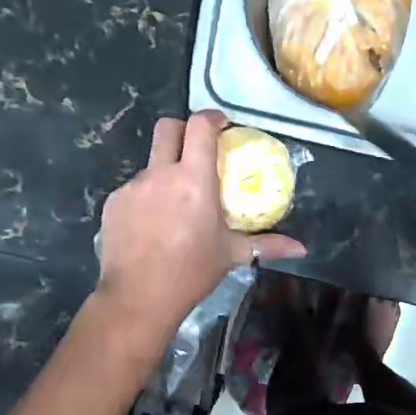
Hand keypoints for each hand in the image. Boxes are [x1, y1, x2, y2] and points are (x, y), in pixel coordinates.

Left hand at [95, 112, 305, 344]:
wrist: (139, 296)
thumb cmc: (192, 272)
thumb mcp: (231, 255)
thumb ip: (267, 245)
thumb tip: (301, 249)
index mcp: (194, 180)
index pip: (200, 127)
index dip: (212, 118)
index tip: (222, 124)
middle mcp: (161, 174)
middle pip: (167, 128)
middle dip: (182, 129)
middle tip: (196, 148)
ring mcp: (133, 186)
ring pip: (151, 164)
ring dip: (165, 173)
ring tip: (174, 205)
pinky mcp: (114, 203)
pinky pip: (134, 190)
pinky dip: (146, 199)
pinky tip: (152, 226)